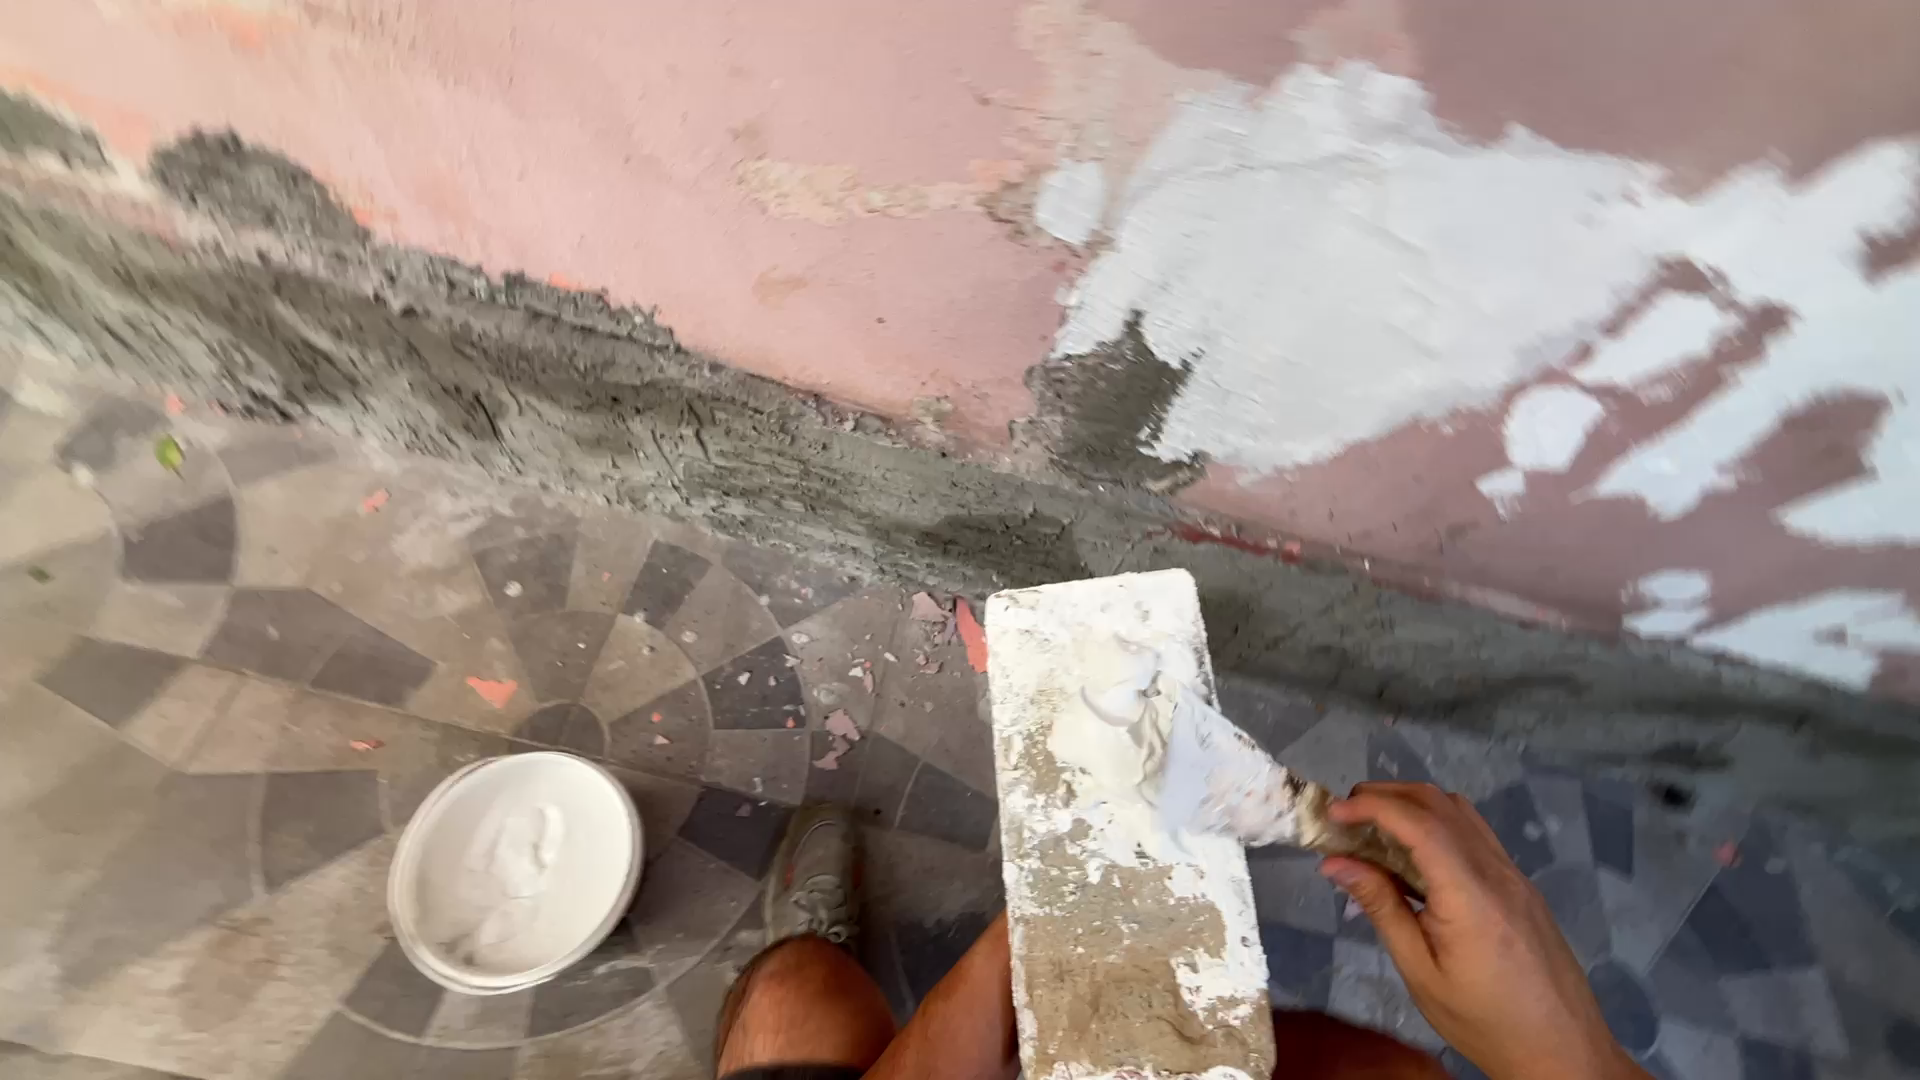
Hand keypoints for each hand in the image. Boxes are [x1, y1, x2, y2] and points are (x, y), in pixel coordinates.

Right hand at [1319, 783, 1649, 1079]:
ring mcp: (1512, 873)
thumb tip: (1333, 862)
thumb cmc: (1485, 1022)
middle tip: (1345, 817)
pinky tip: (1413, 852)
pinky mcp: (1518, 882)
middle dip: (1383, 795)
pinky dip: (1433, 820)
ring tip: (1373, 828)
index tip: (1331, 814)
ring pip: (1456, 808)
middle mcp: (1495, 871)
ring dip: (1408, 802)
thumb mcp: (1420, 971)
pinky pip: (1472, 830)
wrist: (1568, 1057)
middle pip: (1435, 802)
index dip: (1370, 806)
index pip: (1418, 823)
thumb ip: (1380, 907)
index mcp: (1470, 895)